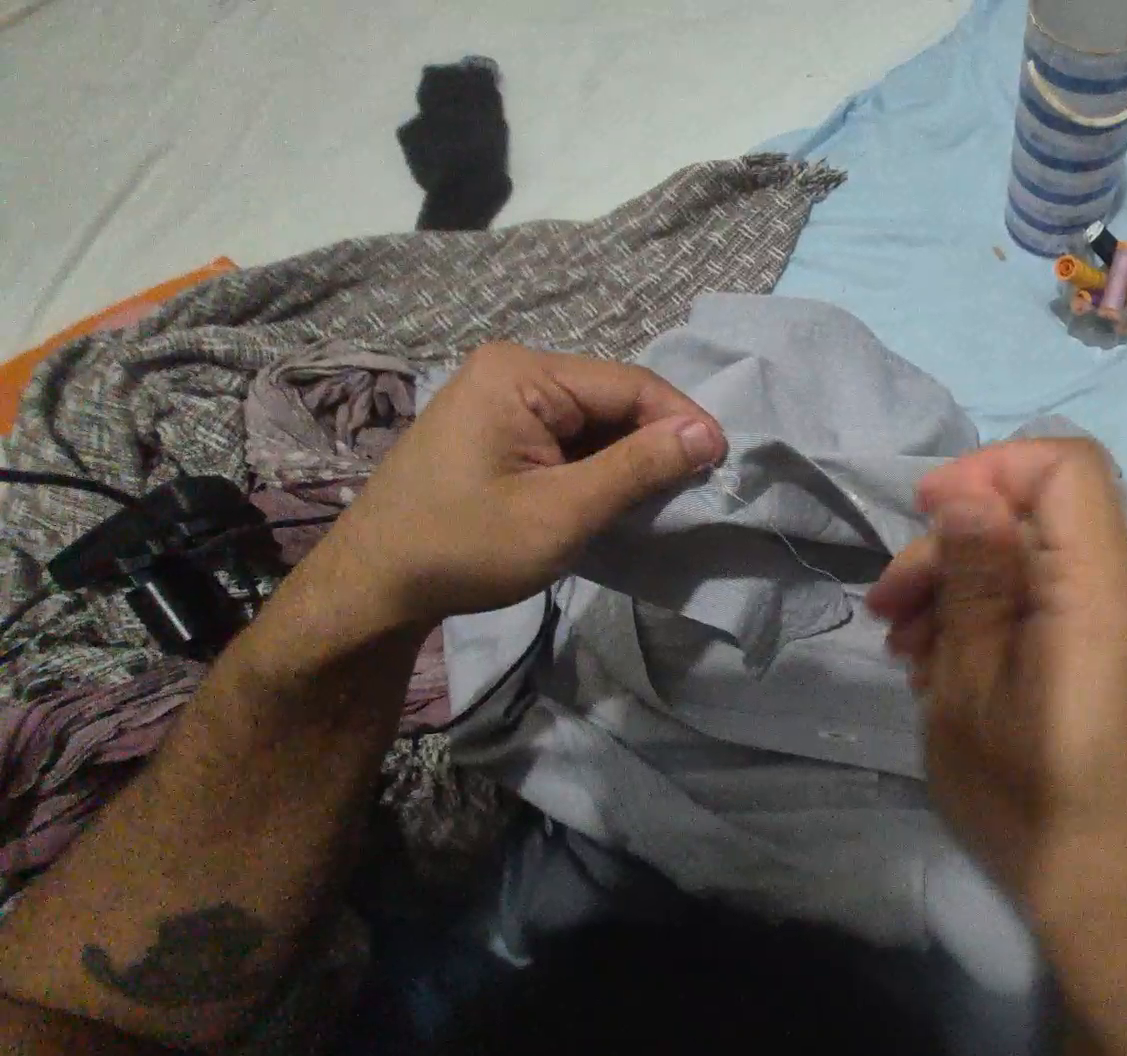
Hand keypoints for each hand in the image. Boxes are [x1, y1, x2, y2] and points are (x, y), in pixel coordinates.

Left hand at [315, 343, 725, 625]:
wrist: (376, 586)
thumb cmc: (464, 547)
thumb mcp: (562, 512)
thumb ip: (638, 468)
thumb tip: (710, 435)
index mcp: (522, 374)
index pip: (630, 385)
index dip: (683, 421)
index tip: (723, 463)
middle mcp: (516, 372)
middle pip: (617, 398)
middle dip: (660, 441)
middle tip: (698, 485)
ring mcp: (508, 399)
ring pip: (601, 420)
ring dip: (636, 456)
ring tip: (666, 495)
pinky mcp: (507, 428)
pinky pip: (577, 437)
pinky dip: (607, 466)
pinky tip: (622, 494)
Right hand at [869, 439, 1126, 1055]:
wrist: (1109, 900)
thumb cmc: (1028, 801)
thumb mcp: (972, 687)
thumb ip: (977, 577)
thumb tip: (966, 492)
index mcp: (1106, 588)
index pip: (1064, 465)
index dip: (988, 469)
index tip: (922, 514)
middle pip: (1041, 516)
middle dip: (955, 547)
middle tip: (888, 611)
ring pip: (1043, 561)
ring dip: (969, 588)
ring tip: (911, 653)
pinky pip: (1062, 602)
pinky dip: (1004, 616)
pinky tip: (953, 666)